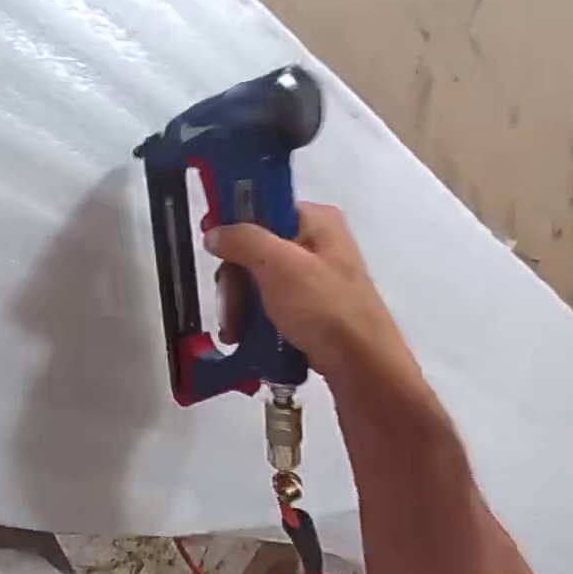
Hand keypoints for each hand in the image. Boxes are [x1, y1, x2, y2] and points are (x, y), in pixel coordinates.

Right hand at [205, 203, 397, 377]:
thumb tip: (214, 234)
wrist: (361, 366)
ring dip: (238, 304)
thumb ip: (243, 241)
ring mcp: (312, 277)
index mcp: (316, 221)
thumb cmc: (325, 309)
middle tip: (230, 303)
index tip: (211, 243)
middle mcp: (316, 243)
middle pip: (254, 248)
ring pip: (256, 278)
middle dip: (235, 279)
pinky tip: (243, 335)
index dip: (232, 222)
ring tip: (235, 329)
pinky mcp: (308, 306)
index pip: (263, 207)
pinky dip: (252, 317)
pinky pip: (267, 302)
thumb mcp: (279, 266)